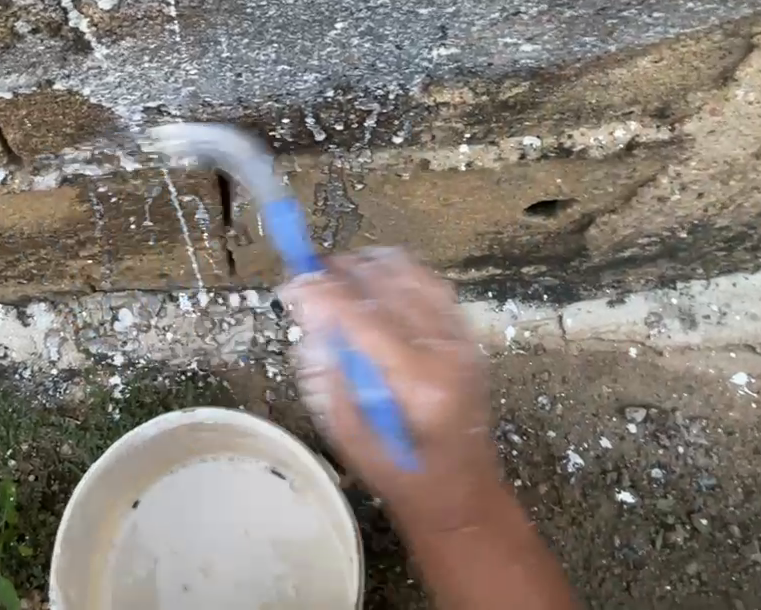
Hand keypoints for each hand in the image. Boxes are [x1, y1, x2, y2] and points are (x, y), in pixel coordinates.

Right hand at [280, 247, 499, 535]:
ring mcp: (462, 339)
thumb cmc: (405, 477)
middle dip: (340, 272)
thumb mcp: (350, 440)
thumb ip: (327, 380)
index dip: (323, 292)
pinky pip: (430, 282)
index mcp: (418, 384)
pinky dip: (397, 271)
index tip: (293, 282)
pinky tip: (374, 277)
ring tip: (337, 272)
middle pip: (385, 285)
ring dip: (367, 265)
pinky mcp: (467, 335)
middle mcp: (446, 352)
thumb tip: (309, 321)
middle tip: (308, 274)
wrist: (466, 495)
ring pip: (409, 274)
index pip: (362, 316)